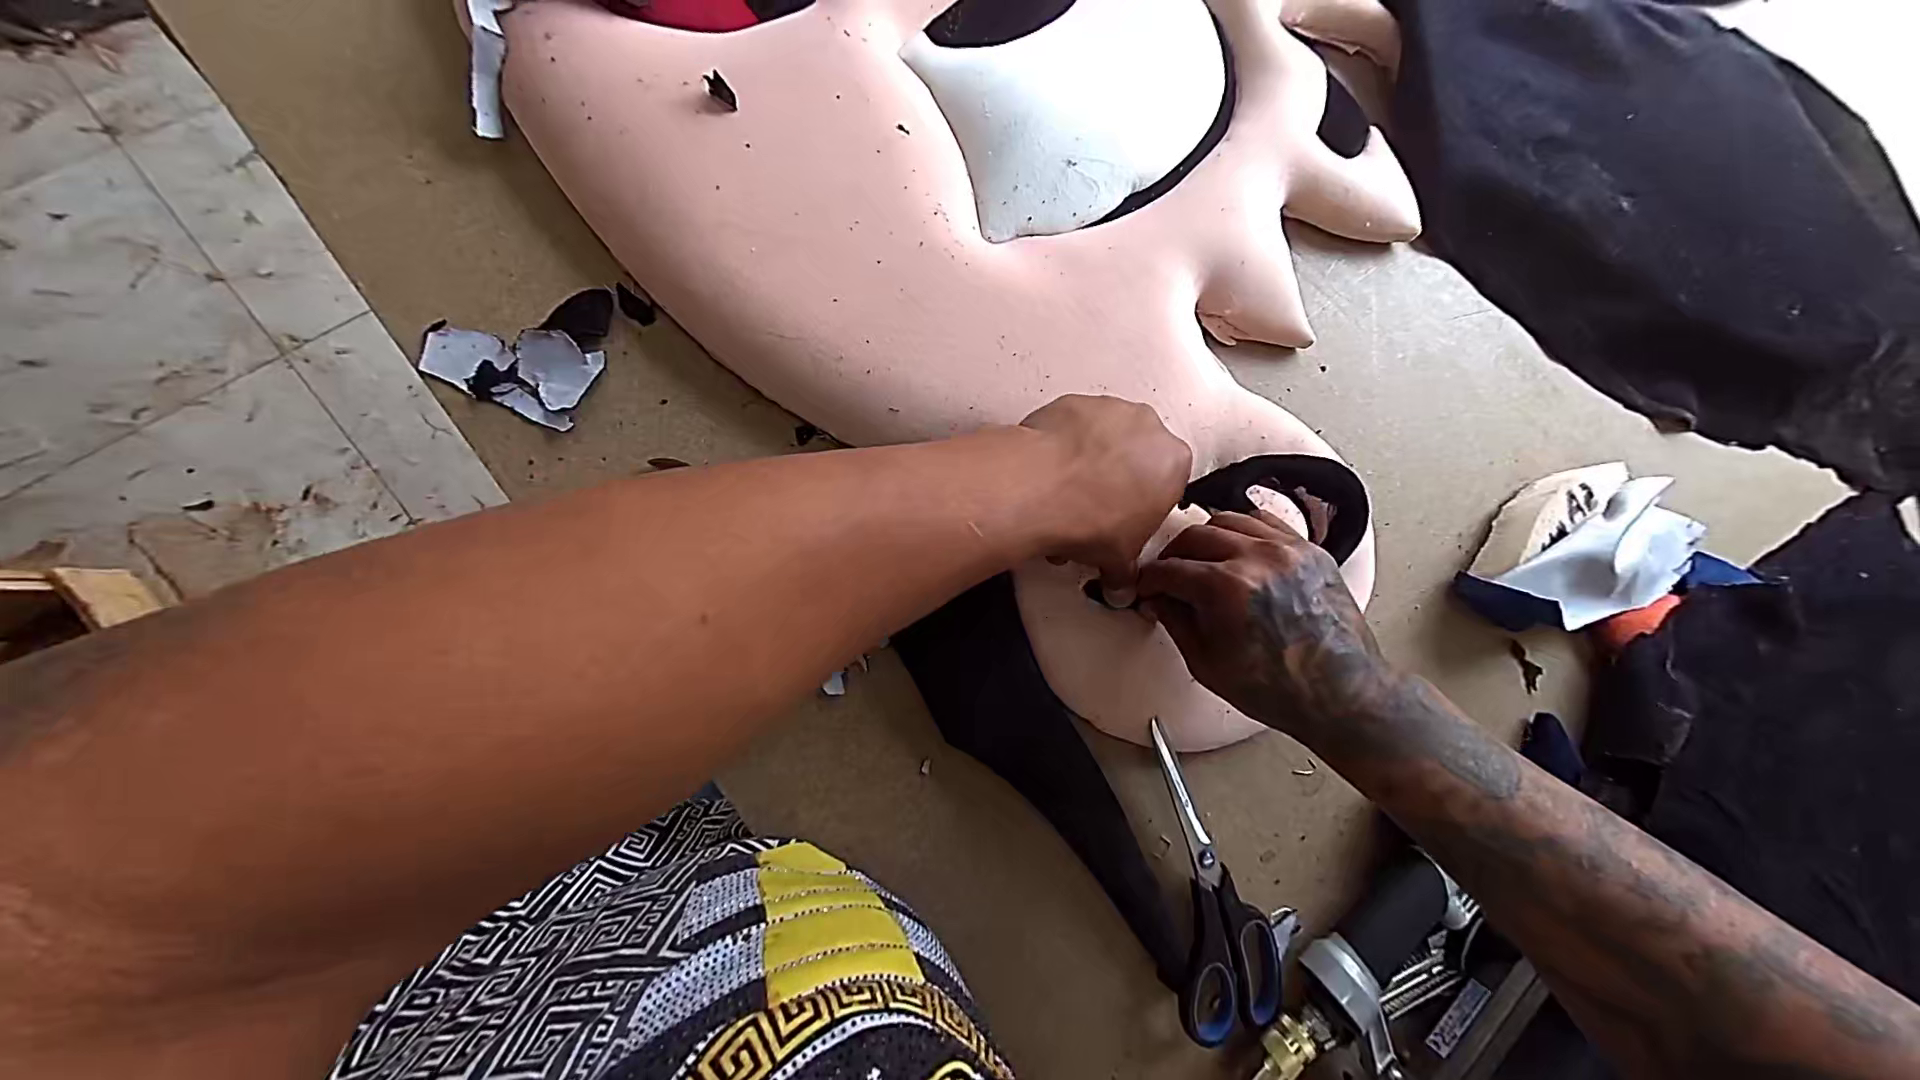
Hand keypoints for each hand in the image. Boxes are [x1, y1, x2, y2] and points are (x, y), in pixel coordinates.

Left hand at [1019, 395, 1191, 590]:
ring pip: (1101, 438)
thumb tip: (1119, 585)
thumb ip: (1125, 572)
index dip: (1141, 508)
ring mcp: (1108, 409)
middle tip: (1089, 512)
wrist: (1042, 491)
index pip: (1165, 485)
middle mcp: (1147, 426)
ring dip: (1086, 462)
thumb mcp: (1118, 560)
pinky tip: (1046, 475)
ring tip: (1061, 497)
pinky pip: (1069, 426)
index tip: (1123, 522)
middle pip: (1133, 457)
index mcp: (1174, 462)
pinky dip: (1059, 446)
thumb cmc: (1088, 517)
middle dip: (1113, 484)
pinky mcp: (1071, 403)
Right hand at [1136, 511, 1394, 738]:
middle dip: (1172, 556)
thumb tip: (1159, 600)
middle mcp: (1257, 560)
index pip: (1168, 569)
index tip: (1146, 587)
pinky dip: (1243, 531)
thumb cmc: (1282, 688)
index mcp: (1227, 588)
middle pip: (1193, 536)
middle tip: (1167, 576)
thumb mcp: (1206, 662)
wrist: (1342, 694)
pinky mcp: (1309, 551)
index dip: (1148, 580)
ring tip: (1200, 561)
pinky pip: (1265, 522)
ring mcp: (1287, 551)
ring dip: (1205, 538)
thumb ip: (1175, 622)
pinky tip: (1235, 550)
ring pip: (1227, 520)